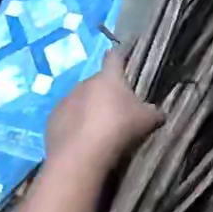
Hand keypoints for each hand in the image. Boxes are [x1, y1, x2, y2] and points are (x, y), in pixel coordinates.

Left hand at [44, 51, 162, 171]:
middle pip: (97, 83)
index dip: (119, 57)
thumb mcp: (147, 120)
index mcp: (109, 77)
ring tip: (97, 130)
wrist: (82, 154)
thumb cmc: (119, 128)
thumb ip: (154, 112)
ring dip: (88, 109)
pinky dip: (74, 124)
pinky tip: (81, 140)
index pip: (114, 58)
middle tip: (115, 111)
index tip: (121, 60)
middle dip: (105, 93)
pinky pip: (67, 117)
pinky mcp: (52, 118)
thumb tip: (159, 112)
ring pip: (80, 100)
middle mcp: (85, 83)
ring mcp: (66, 99)